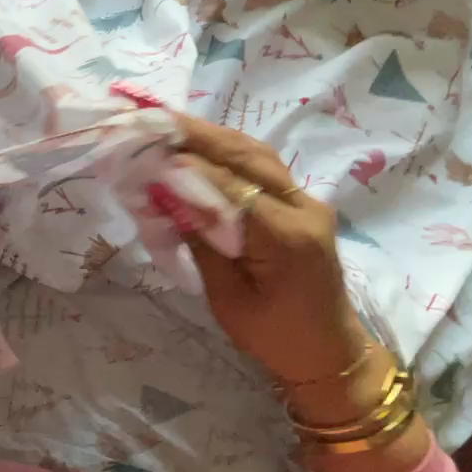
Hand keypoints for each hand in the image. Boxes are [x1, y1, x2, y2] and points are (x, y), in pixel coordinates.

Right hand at [159, 117, 378, 411]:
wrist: (328, 351)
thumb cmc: (272, 337)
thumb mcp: (227, 298)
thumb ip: (201, 240)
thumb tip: (165, 195)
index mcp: (285, 239)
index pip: (229, 187)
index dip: (185, 167)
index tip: (143, 151)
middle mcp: (303, 209)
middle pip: (247, 156)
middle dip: (197, 136)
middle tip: (150, 120)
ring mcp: (307, 202)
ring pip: (256, 154)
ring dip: (212, 136)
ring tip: (168, 125)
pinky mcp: (301, 204)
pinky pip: (261, 168)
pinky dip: (227, 152)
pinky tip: (200, 145)